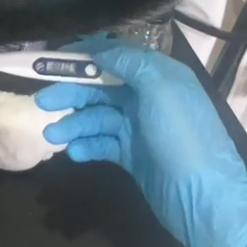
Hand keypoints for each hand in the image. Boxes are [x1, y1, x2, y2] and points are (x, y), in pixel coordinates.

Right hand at [36, 45, 246, 246]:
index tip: (55, 59)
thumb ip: (129, 62)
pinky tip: (74, 152)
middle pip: (101, 88)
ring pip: (97, 118)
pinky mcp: (132, 156)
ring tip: (52, 136)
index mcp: (160, 76)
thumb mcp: (161, 88)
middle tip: (42, 103)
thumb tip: (98, 48)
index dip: (86, 56)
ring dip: (74, 124)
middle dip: (72, 93)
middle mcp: (148, 98)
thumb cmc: (183, 137)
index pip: (117, 56)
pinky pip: (102, 144)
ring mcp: (139, 129)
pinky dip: (87, 145)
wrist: (204, 199)